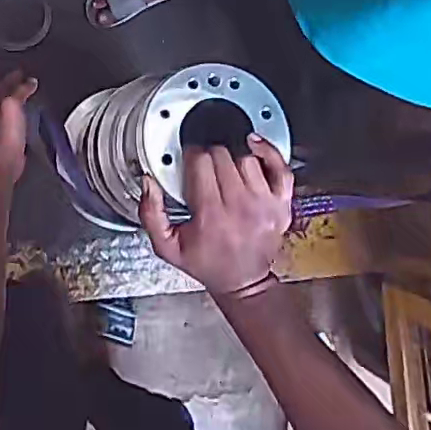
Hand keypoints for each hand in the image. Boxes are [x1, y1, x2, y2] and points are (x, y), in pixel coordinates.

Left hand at [0, 71, 37, 190]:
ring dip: (21, 99)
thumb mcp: (13, 105)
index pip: (4, 85)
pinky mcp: (14, 137)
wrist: (8, 158)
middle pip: (6, 95)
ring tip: (30, 94)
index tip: (21, 70)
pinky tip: (31, 115)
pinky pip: (19, 119)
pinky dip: (25, 113)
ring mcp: (6, 126)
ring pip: (12, 107)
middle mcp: (0, 114)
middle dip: (16, 87)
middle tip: (26, 80)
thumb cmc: (8, 132)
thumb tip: (29, 81)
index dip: (12, 77)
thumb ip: (20, 92)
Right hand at [140, 136, 294, 294]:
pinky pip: (279, 167)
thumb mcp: (167, 246)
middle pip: (222, 156)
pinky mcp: (281, 204)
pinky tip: (254, 146)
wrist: (244, 283)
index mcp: (211, 214)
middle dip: (209, 156)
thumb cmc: (206, 263)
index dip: (190, 156)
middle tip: (203, 168)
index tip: (188, 161)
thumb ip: (151, 213)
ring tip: (225, 170)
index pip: (200, 162)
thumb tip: (148, 182)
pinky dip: (268, 152)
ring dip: (232, 158)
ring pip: (245, 158)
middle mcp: (240, 206)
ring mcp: (265, 204)